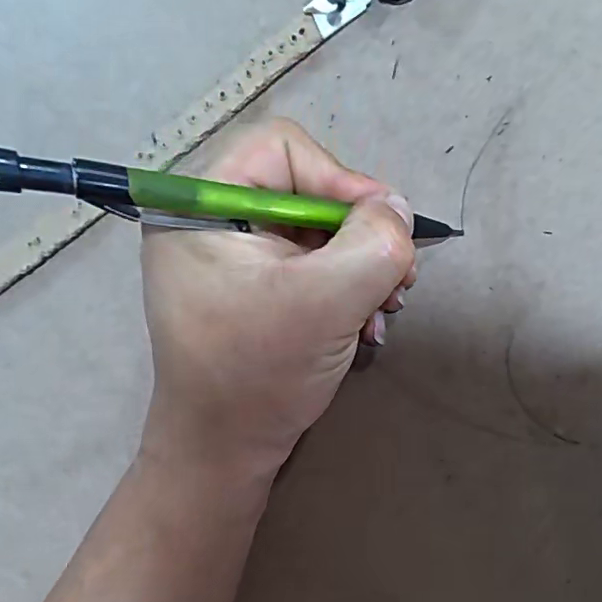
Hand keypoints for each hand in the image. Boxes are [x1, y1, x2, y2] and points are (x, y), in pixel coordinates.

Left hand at [138, 119, 416, 478]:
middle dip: (361, 238)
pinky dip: (348, 295)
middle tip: (397, 283)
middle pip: (309, 193)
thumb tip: (398, 210)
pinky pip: (314, 270)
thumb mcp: (326, 302)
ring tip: (383, 313)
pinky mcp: (257, 294)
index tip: (383, 230)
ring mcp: (237, 261)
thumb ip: (374, 244)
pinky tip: (364, 329)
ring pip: (320, 236)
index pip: (284, 149)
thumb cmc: (259, 375)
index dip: (342, 180)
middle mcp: (215, 223)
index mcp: (202, 206)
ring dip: (364, 272)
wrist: (225, 452)